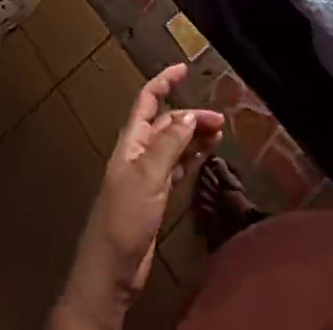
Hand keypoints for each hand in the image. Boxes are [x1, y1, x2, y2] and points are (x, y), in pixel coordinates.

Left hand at [56, 65, 223, 326]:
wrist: (112, 264)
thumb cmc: (124, 215)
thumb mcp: (148, 175)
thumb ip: (168, 145)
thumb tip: (189, 116)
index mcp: (132, 140)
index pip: (148, 100)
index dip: (164, 82)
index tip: (184, 68)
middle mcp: (139, 151)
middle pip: (167, 123)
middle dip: (191, 116)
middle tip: (220, 120)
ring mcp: (147, 173)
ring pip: (174, 144)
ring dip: (194, 136)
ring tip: (219, 134)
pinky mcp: (156, 195)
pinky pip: (177, 166)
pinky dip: (192, 158)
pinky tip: (206, 156)